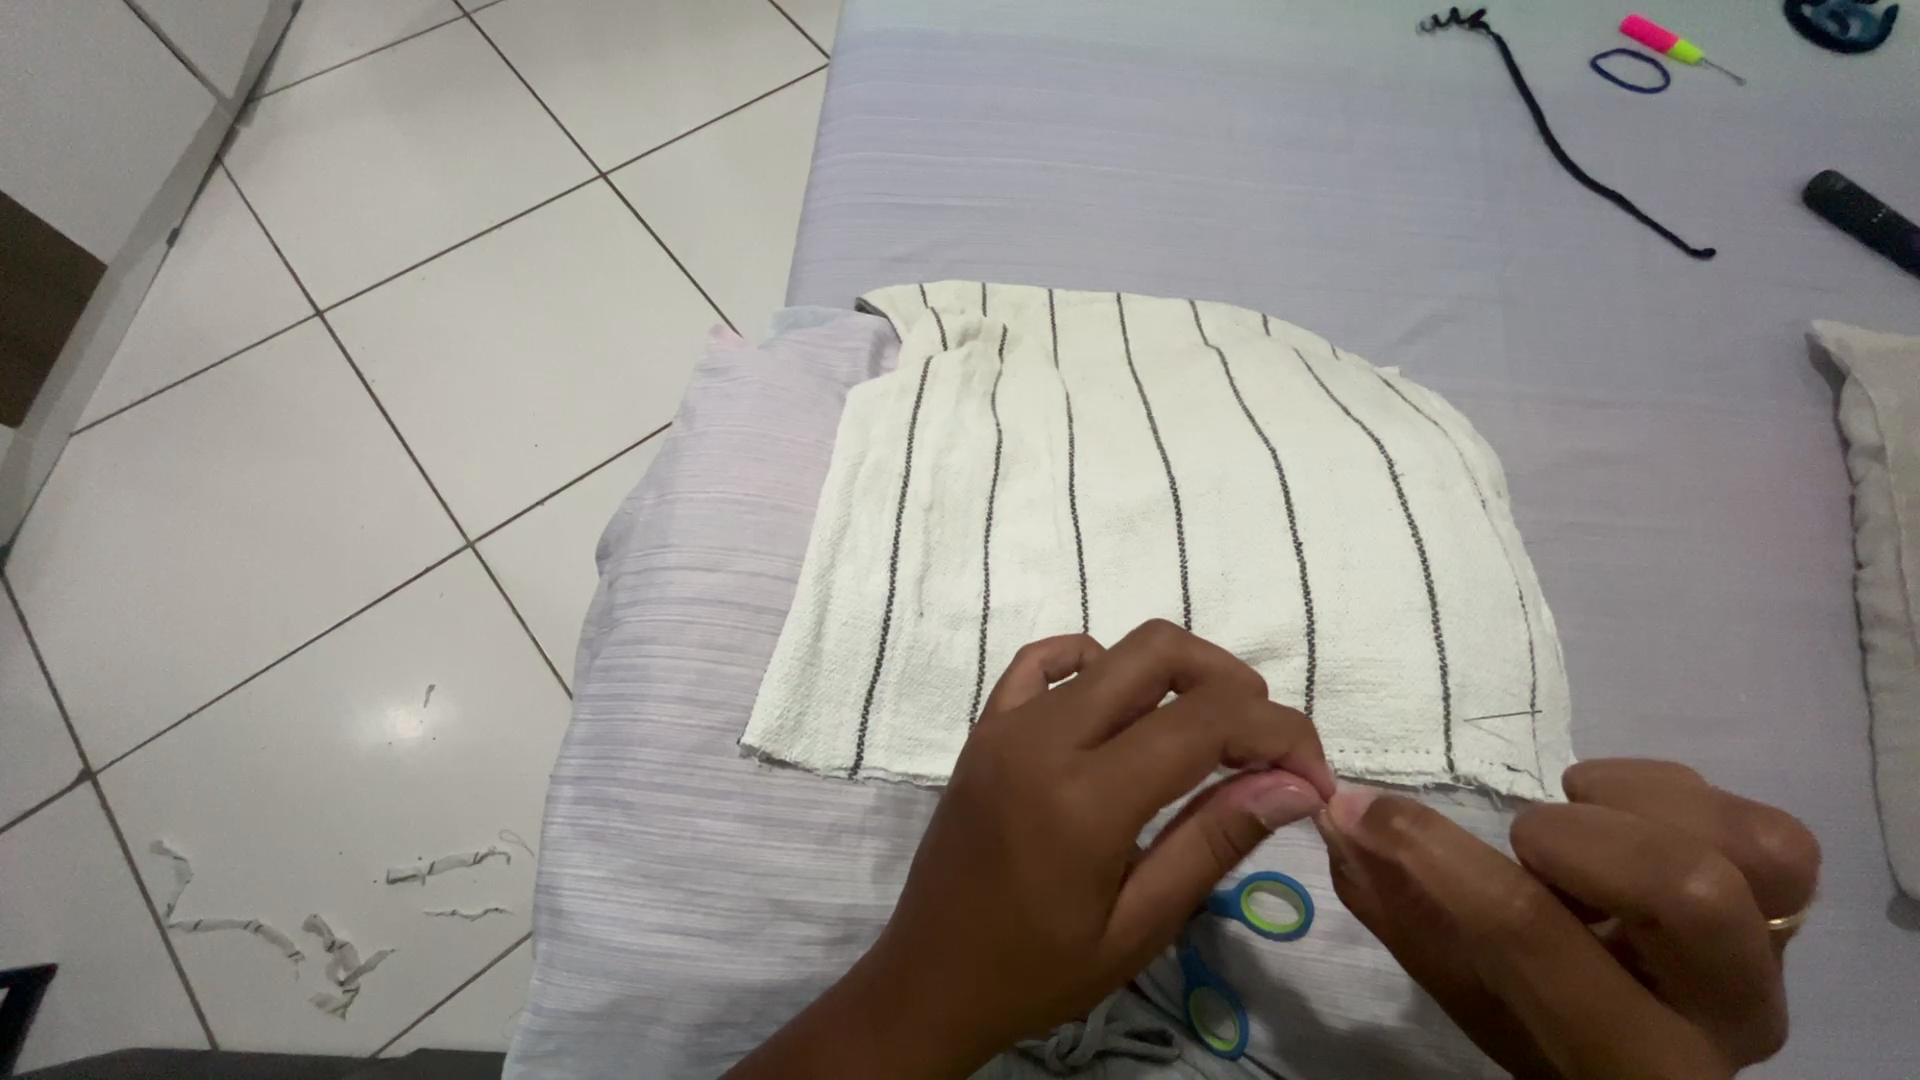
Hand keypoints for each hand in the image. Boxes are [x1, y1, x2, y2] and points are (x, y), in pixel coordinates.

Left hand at [725, 620, 1333, 1078]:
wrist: (931, 974)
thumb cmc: (1039, 969)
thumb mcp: (1140, 925)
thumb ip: (1214, 840)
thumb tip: (1292, 783)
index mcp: (1087, 796)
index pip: (1207, 719)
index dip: (1278, 731)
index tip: (1309, 773)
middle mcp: (1044, 736)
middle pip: (1160, 651)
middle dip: (1231, 682)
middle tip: (1261, 742)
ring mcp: (1007, 722)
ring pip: (1108, 648)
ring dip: (1172, 671)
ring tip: (1202, 728)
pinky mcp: (985, 725)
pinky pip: (1041, 660)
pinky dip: (1093, 662)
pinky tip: (1116, 702)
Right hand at [1319, 758, 1820, 1078]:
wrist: (1637, 1033)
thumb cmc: (1524, 1006)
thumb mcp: (1448, 974)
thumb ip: (1389, 897)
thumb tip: (1339, 811)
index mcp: (1620, 1056)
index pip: (1528, 932)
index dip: (1433, 851)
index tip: (1365, 808)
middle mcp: (1728, 1013)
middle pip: (1683, 887)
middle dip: (1569, 837)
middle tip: (1522, 844)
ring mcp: (1774, 955)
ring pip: (1755, 850)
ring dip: (1638, 809)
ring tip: (1576, 819)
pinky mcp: (1790, 904)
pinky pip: (1768, 824)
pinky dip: (1673, 792)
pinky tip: (1614, 812)